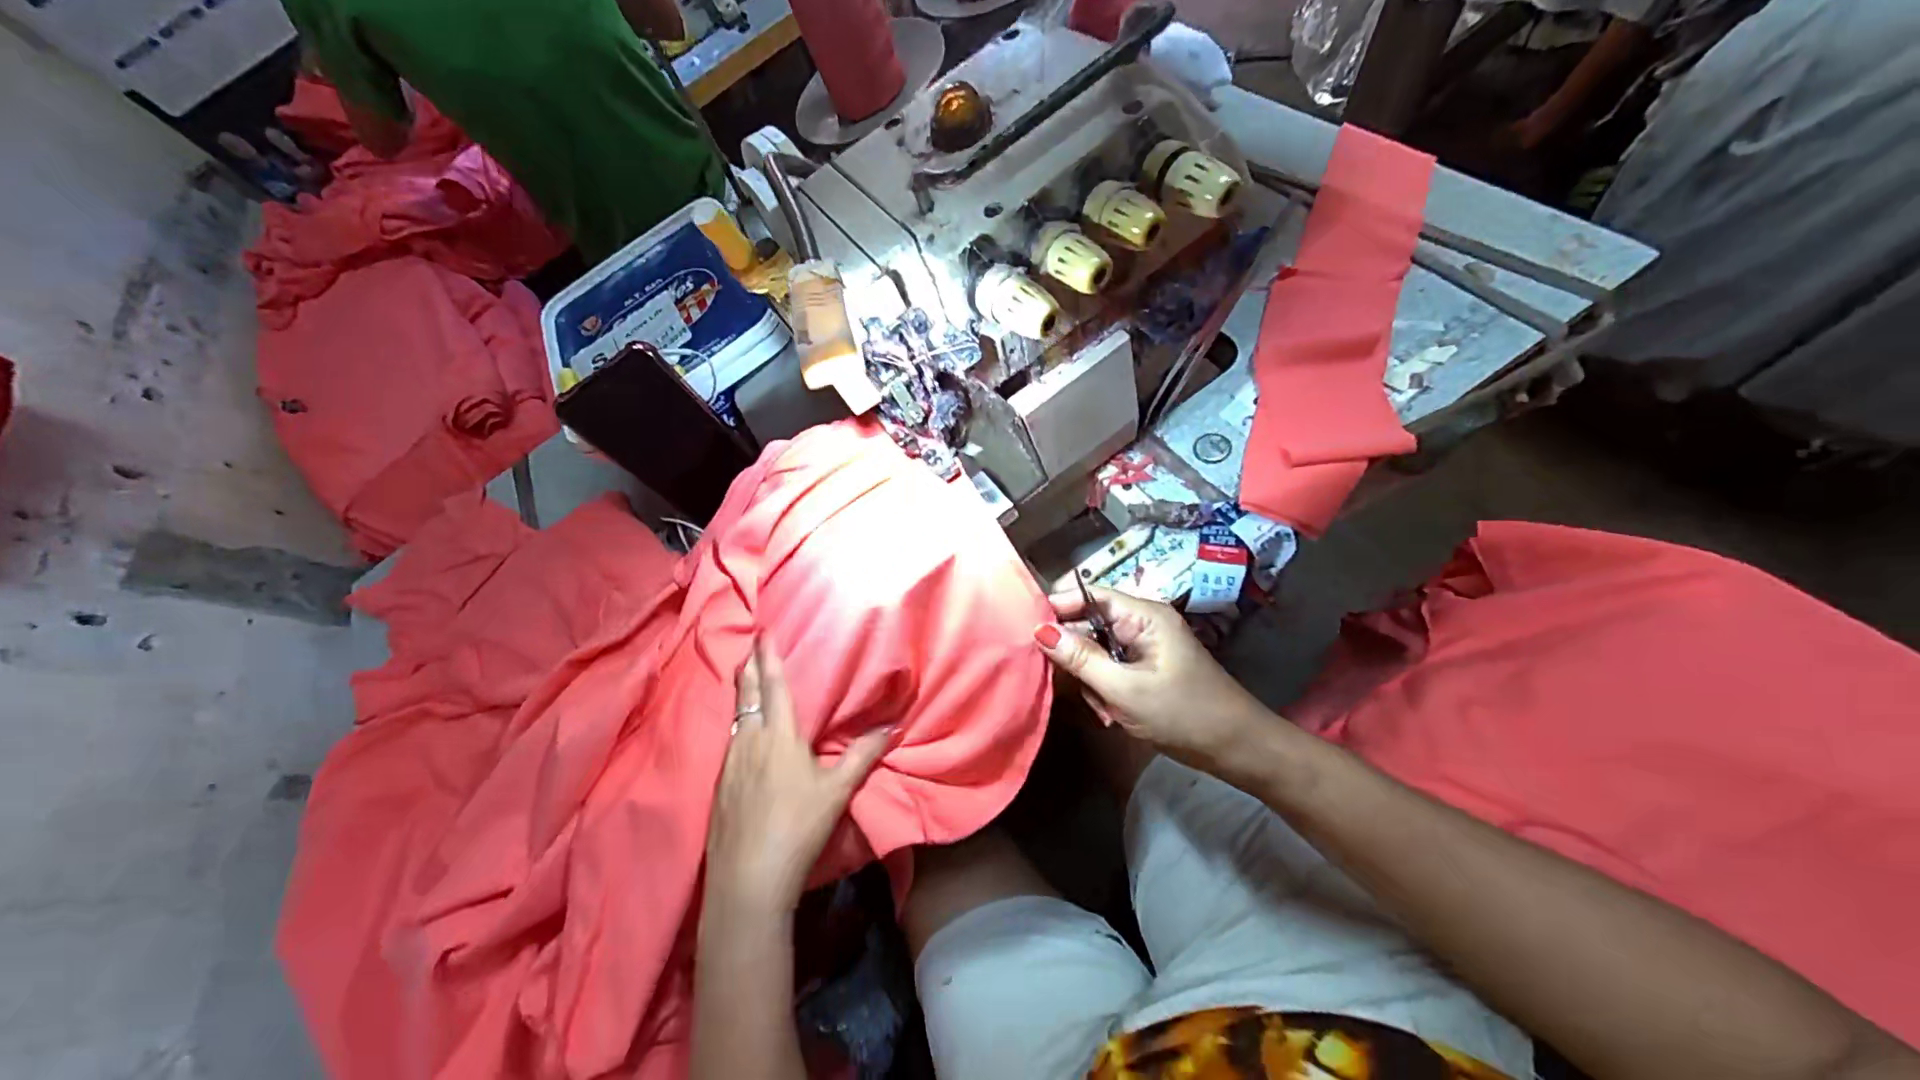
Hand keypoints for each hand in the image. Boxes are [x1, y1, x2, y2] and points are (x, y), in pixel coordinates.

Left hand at [705, 637, 892, 916]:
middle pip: (746, 695)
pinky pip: (729, 743)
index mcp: (779, 736)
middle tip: (748, 648)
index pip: (773, 686)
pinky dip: (737, 725)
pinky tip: (741, 736)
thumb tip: (892, 727)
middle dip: (748, 668)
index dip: (768, 658)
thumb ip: (863, 756)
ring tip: (745, 682)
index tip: (763, 633)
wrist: (748, 878)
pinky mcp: (718, 787)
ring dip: (741, 695)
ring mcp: (729, 764)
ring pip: (735, 718)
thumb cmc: (799, 827)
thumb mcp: (837, 791)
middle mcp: (750, 742)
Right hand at [1034, 584, 1269, 771]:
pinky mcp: (1145, 668)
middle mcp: (1142, 623)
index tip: (1027, 629)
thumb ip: (1080, 659)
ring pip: (1095, 650)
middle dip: (1076, 655)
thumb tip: (1039, 630)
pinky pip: (1109, 667)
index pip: (1090, 595)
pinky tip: (1110, 713)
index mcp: (1144, 615)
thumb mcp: (1124, 689)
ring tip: (1103, 709)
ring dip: (1090, 678)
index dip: (1058, 607)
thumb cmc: (1182, 714)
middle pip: (1089, 623)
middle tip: (1072, 685)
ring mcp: (1144, 646)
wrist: (1235, 748)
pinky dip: (1103, 689)